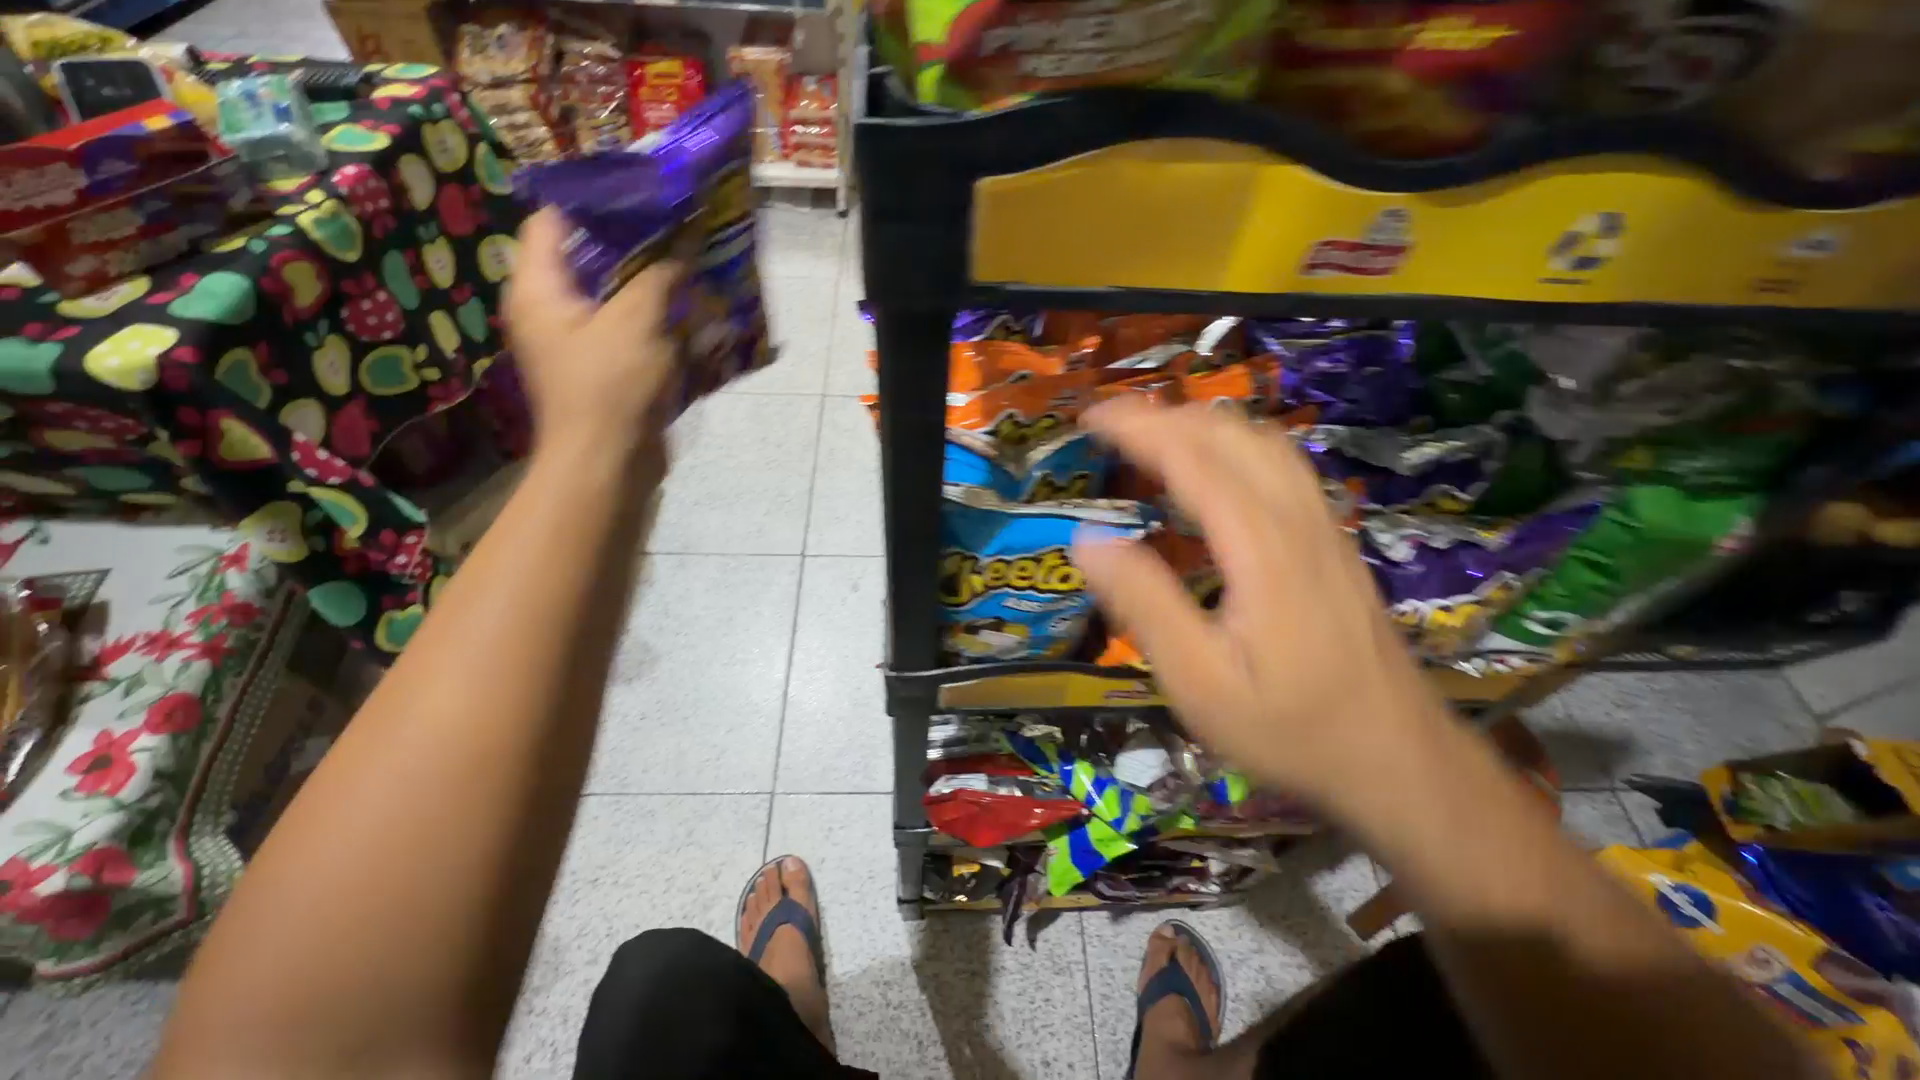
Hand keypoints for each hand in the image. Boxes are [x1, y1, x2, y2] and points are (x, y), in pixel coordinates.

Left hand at [503, 208, 685, 454]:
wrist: (608, 464)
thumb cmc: (610, 385)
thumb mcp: (637, 319)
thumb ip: (658, 274)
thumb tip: (680, 247)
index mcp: (538, 289)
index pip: (551, 220)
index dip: (592, 199)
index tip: (640, 189)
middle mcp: (548, 309)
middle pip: (585, 256)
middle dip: (630, 240)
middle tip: (674, 222)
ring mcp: (574, 341)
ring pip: (609, 293)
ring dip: (646, 279)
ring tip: (687, 259)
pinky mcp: (600, 367)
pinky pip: (624, 326)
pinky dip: (650, 315)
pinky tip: (685, 307)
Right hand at [1072, 398, 1450, 802]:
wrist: (1398, 758)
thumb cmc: (1291, 728)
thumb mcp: (1200, 682)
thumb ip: (1145, 605)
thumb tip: (1089, 540)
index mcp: (1261, 546)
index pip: (1192, 457)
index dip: (1138, 426)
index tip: (1089, 416)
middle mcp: (1298, 520)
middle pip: (1232, 434)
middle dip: (1167, 415)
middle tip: (1111, 425)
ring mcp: (1325, 529)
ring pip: (1266, 444)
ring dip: (1206, 425)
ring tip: (1156, 437)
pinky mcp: (1336, 546)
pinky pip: (1284, 468)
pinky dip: (1238, 447)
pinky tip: (1220, 475)